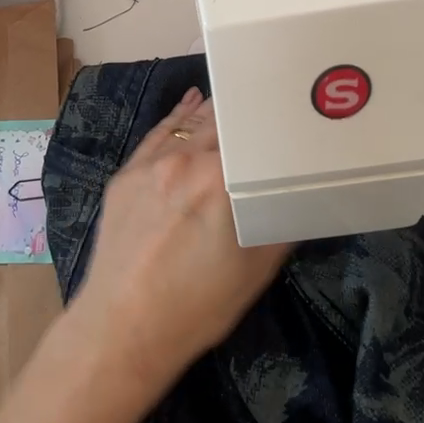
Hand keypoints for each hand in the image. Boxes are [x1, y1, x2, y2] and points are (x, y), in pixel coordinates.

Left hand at [71, 88, 290, 387]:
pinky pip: (158, 135)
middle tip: (271, 105)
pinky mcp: (125, 175)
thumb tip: (300, 192)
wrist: (123, 327)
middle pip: (220, 120)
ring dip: (213, 111)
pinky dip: (178, 118)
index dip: (272, 120)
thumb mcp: (257, 267)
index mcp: (220, 178)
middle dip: (245, 113)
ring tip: (236, 95)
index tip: (293, 113)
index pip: (252, 130)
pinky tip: (191, 103)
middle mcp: (184, 159)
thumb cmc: (199, 305)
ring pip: (188, 124)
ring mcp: (150, 164)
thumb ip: (279, 220)